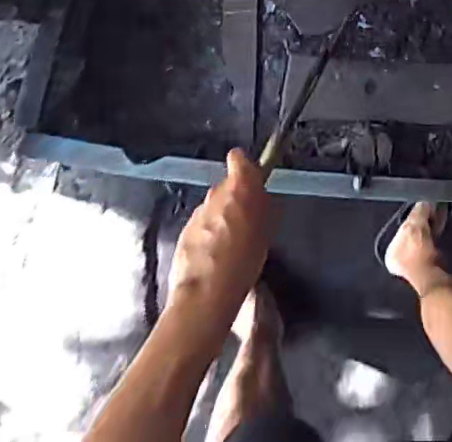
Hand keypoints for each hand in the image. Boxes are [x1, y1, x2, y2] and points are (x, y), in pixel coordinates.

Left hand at [167, 150, 270, 347]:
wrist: (207, 292)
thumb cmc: (245, 259)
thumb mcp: (268, 227)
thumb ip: (263, 204)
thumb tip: (259, 196)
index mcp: (240, 187)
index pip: (238, 158)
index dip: (244, 165)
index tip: (250, 176)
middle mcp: (215, 195)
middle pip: (226, 186)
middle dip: (234, 198)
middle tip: (245, 220)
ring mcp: (197, 214)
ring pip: (213, 208)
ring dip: (220, 218)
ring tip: (230, 243)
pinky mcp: (183, 233)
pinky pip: (201, 227)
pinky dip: (207, 235)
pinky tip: (215, 256)